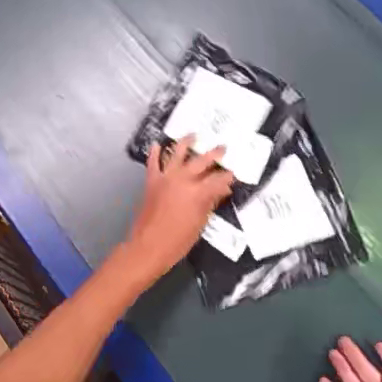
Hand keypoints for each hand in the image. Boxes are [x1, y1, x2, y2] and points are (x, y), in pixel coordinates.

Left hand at [118, 136, 234, 283]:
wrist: (147, 247)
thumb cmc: (178, 241)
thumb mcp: (200, 224)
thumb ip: (210, 203)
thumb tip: (221, 190)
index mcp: (198, 192)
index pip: (218, 180)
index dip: (227, 177)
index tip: (233, 174)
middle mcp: (182, 180)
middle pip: (201, 162)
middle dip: (214, 154)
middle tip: (223, 148)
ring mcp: (165, 178)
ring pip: (177, 154)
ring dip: (186, 143)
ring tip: (193, 135)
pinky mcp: (152, 182)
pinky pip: (153, 163)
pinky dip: (154, 153)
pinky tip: (156, 144)